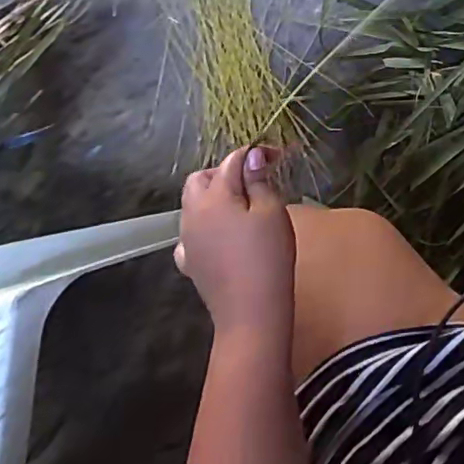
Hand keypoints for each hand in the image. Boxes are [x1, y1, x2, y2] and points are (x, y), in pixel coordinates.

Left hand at [176, 145, 295, 339]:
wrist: (250, 310)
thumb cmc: (267, 253)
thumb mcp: (271, 209)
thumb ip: (258, 180)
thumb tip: (252, 155)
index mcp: (213, 198)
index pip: (231, 161)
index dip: (254, 154)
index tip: (276, 156)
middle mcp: (192, 215)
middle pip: (200, 179)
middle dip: (225, 172)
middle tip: (254, 179)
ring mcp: (187, 241)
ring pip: (193, 204)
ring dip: (215, 196)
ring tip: (244, 204)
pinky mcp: (190, 262)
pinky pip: (193, 232)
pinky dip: (207, 224)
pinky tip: (225, 234)